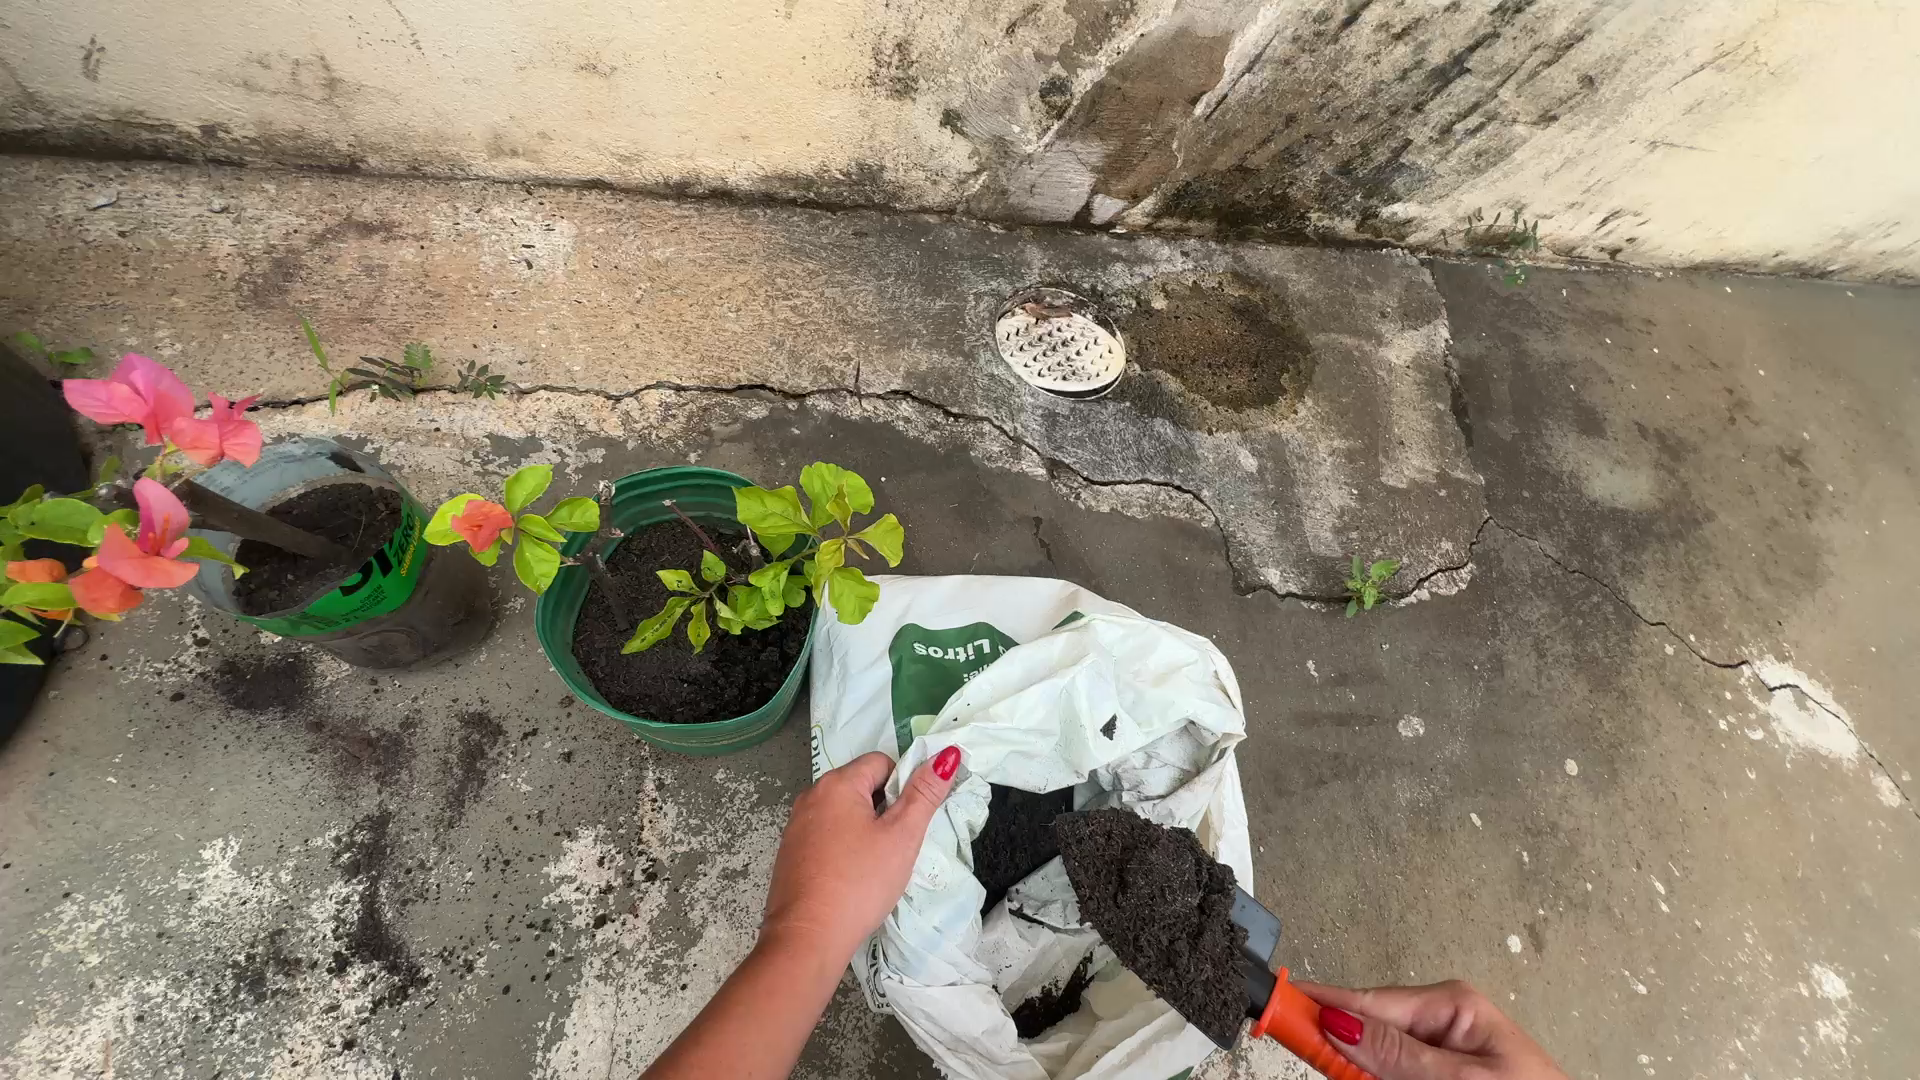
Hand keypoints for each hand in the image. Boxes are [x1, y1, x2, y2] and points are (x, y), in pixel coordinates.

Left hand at [761, 747, 961, 961]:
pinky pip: (825, 834)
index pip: (881, 762)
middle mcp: (811, 795)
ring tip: (874, 864)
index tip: (907, 821)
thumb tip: (947, 755)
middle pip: (861, 784)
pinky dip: (842, 846)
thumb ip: (925, 793)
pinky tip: (850, 877)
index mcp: (837, 783)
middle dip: (883, 808)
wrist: (807, 940)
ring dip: (864, 828)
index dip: (903, 786)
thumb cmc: (860, 883)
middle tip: (895, 845)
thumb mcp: (902, 837)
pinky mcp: (789, 852)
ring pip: (843, 811)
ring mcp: (796, 824)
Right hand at [1295, 980, 1568, 1079]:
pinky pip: (1391, 1069)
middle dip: (1347, 1057)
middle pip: (1366, 1030)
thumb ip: (1402, 1055)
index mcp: (1450, 1004)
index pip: (1367, 1001)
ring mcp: (1438, 1050)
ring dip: (1361, 1071)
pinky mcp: (1435, 1071)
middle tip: (1323, 1067)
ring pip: (1375, 1057)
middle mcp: (1439, 1020)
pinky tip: (1362, 1072)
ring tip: (1345, 1071)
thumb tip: (1336, 1020)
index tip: (1276, 1005)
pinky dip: (1375, 1076)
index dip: (1319, 1005)